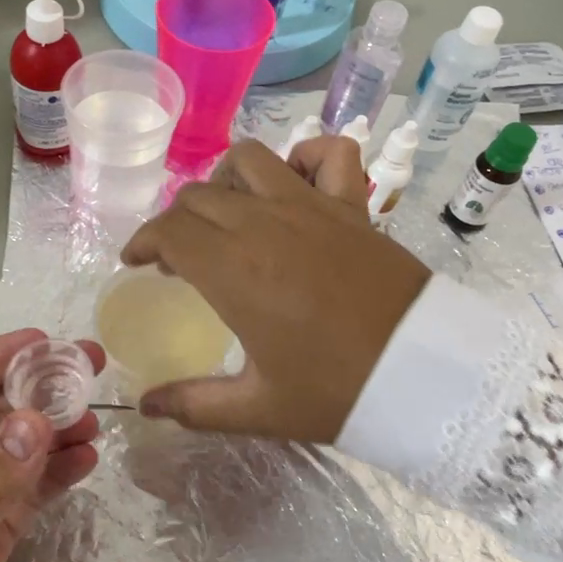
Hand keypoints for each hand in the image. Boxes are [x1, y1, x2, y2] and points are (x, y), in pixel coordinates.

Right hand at [120, 136, 431, 441]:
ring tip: (226, 216)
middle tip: (177, 257)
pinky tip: (294, 185)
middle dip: (176, 221)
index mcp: (233, 270)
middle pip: (199, 196)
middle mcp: (265, 224)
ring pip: (249, 159)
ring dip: (225, 181)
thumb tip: (146, 407)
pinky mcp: (352, 206)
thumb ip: (194, 405)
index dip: (142, 242)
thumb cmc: (337, 391)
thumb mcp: (259, 409)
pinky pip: (328, 152)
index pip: (168, 230)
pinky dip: (304, 157)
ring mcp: (312, 206)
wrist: (427, 373)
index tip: (136, 263)